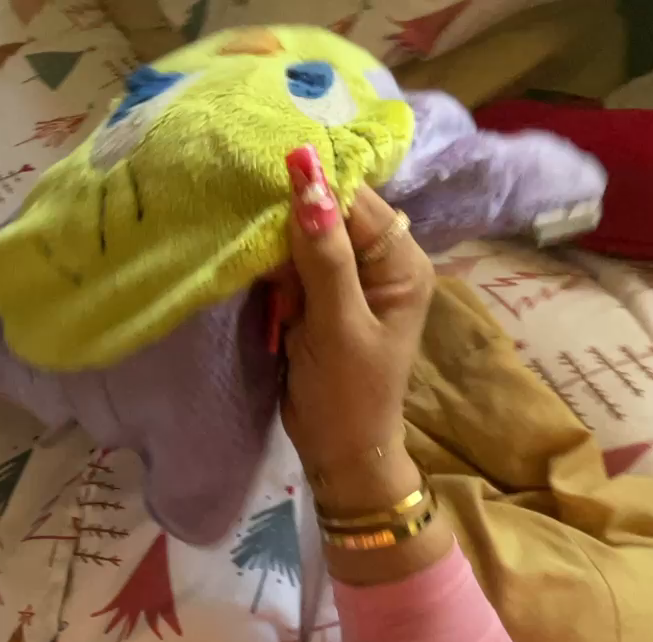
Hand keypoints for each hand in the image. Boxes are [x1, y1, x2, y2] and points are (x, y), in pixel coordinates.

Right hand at [277, 144, 435, 515]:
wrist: (337, 451)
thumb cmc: (347, 394)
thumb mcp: (337, 325)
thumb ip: (324, 256)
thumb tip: (308, 179)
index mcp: (400, 263)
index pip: (355, 204)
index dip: (313, 193)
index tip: (262, 188)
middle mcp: (378, 265)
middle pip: (329, 218)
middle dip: (290, 225)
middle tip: (252, 237)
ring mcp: (347, 284)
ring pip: (305, 243)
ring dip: (276, 252)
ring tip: (255, 267)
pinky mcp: (320, 303)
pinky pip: (294, 272)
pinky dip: (274, 276)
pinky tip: (260, 285)